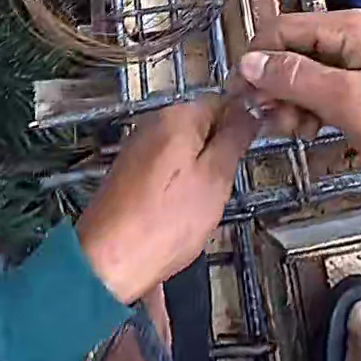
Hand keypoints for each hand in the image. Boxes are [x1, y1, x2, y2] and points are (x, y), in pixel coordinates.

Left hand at [77, 96, 260, 303]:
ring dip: (200, 170)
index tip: (251, 148)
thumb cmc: (162, 221)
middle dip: (219, 151)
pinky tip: (179, 209)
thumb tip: (250, 109)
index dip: (242, 124)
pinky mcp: (131, 169)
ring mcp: (139, 145)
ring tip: (201, 202)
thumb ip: (234, 138)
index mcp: (176, 117)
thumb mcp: (215, 178)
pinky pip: (167, 166)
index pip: (222, 101)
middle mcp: (154, 123)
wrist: (109, 259)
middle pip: (202, 124)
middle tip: (225, 183)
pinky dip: (180, 183)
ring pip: (186, 148)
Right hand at [230, 10, 360, 194]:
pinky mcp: (355, 88)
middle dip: (273, 84)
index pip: (281, 29)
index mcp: (346, 28)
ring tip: (294, 129)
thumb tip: (248, 62)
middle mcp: (345, 38)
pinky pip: (315, 91)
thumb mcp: (348, 101)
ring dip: (287, 100)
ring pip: (297, 73)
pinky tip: (306, 129)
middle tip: (270, 119)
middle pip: (287, 51)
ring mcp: (351, 64)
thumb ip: (295, 78)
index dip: (257, 58)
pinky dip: (304, 109)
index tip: (240, 93)